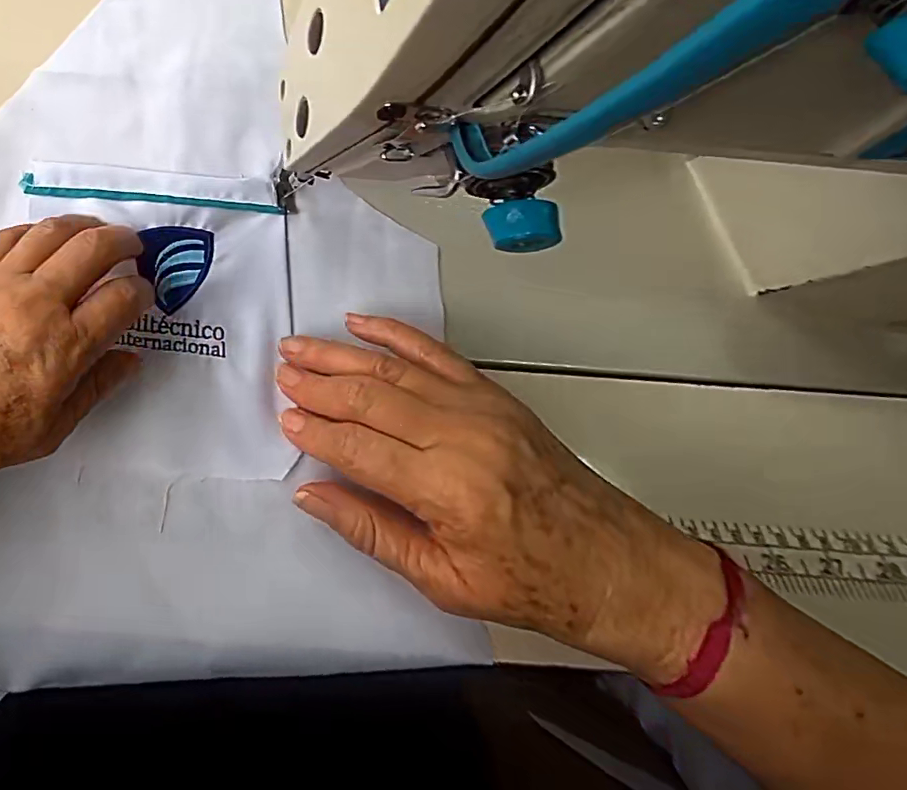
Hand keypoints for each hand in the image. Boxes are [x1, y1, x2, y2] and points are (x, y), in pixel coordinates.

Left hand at [0, 216, 153, 532]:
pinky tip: (45, 239)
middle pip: (94, 249)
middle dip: (124, 242)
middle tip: (132, 249)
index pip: (121, 299)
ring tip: (96, 232)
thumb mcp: (49, 431)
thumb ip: (95, 388)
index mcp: (65, 346)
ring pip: (53, 232)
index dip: (141, 291)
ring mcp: (1, 281)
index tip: (143, 292)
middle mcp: (38, 303)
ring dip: (84, 226)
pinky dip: (37, 230)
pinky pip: (11, 236)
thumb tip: (130, 358)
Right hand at [275, 314, 726, 683]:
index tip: (284, 420)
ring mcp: (482, 411)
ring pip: (392, 369)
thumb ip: (370, 531)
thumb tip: (308, 494)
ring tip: (297, 346)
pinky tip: (359, 323)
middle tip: (281, 376)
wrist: (627, 570)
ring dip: (338, 355)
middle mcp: (463, 440)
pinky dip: (394, 333)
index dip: (315, 432)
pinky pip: (435, 354)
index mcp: (448, 491)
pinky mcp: (496, 398)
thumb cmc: (533, 584)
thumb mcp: (443, 581)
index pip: (359, 448)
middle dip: (317, 385)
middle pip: (369, 398)